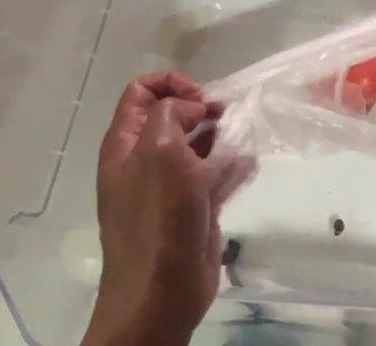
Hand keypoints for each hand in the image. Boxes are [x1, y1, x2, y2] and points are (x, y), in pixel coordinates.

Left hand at [84, 71, 250, 345]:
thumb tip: (192, 112)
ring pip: (197, 143)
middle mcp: (144, 159)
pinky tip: (249, 165)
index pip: (141, 91)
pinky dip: (233, 165)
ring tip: (241, 137)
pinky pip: (215, 174)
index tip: (199, 99)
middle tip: (224, 115)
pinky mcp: (194, 206)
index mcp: (125, 144)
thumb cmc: (156, 217)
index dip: (171, 84)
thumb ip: (171, 115)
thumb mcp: (158, 151)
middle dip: (201, 108)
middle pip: (172, 114)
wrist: (160, 292)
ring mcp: (169, 184)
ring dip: (222, 135)